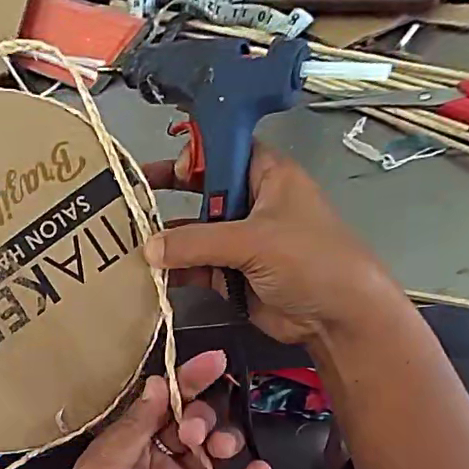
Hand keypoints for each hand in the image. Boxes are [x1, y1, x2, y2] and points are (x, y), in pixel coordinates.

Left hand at [27, 350, 272, 468]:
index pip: (164, 403)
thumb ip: (133, 429)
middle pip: (195, 424)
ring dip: (227, 442)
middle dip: (203, 417)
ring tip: (221, 448)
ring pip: (215, 454)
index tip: (213, 362)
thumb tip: (158, 385)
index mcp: (130, 441)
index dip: (187, 381)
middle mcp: (158, 458)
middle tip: (197, 432)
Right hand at [142, 147, 411, 345]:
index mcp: (268, 177)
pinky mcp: (232, 275)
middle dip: (171, 195)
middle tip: (134, 199)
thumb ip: (197, 243)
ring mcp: (241, 242)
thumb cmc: (310, 261)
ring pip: (195, 233)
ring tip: (132, 241)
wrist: (336, 318)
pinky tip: (150, 273)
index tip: (166, 170)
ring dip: (168, 239)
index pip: (226, 150)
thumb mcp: (253, 241)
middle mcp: (252, 204)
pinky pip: (196, 267)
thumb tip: (149, 248)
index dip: (196, 153)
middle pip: (203, 191)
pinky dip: (175, 271)